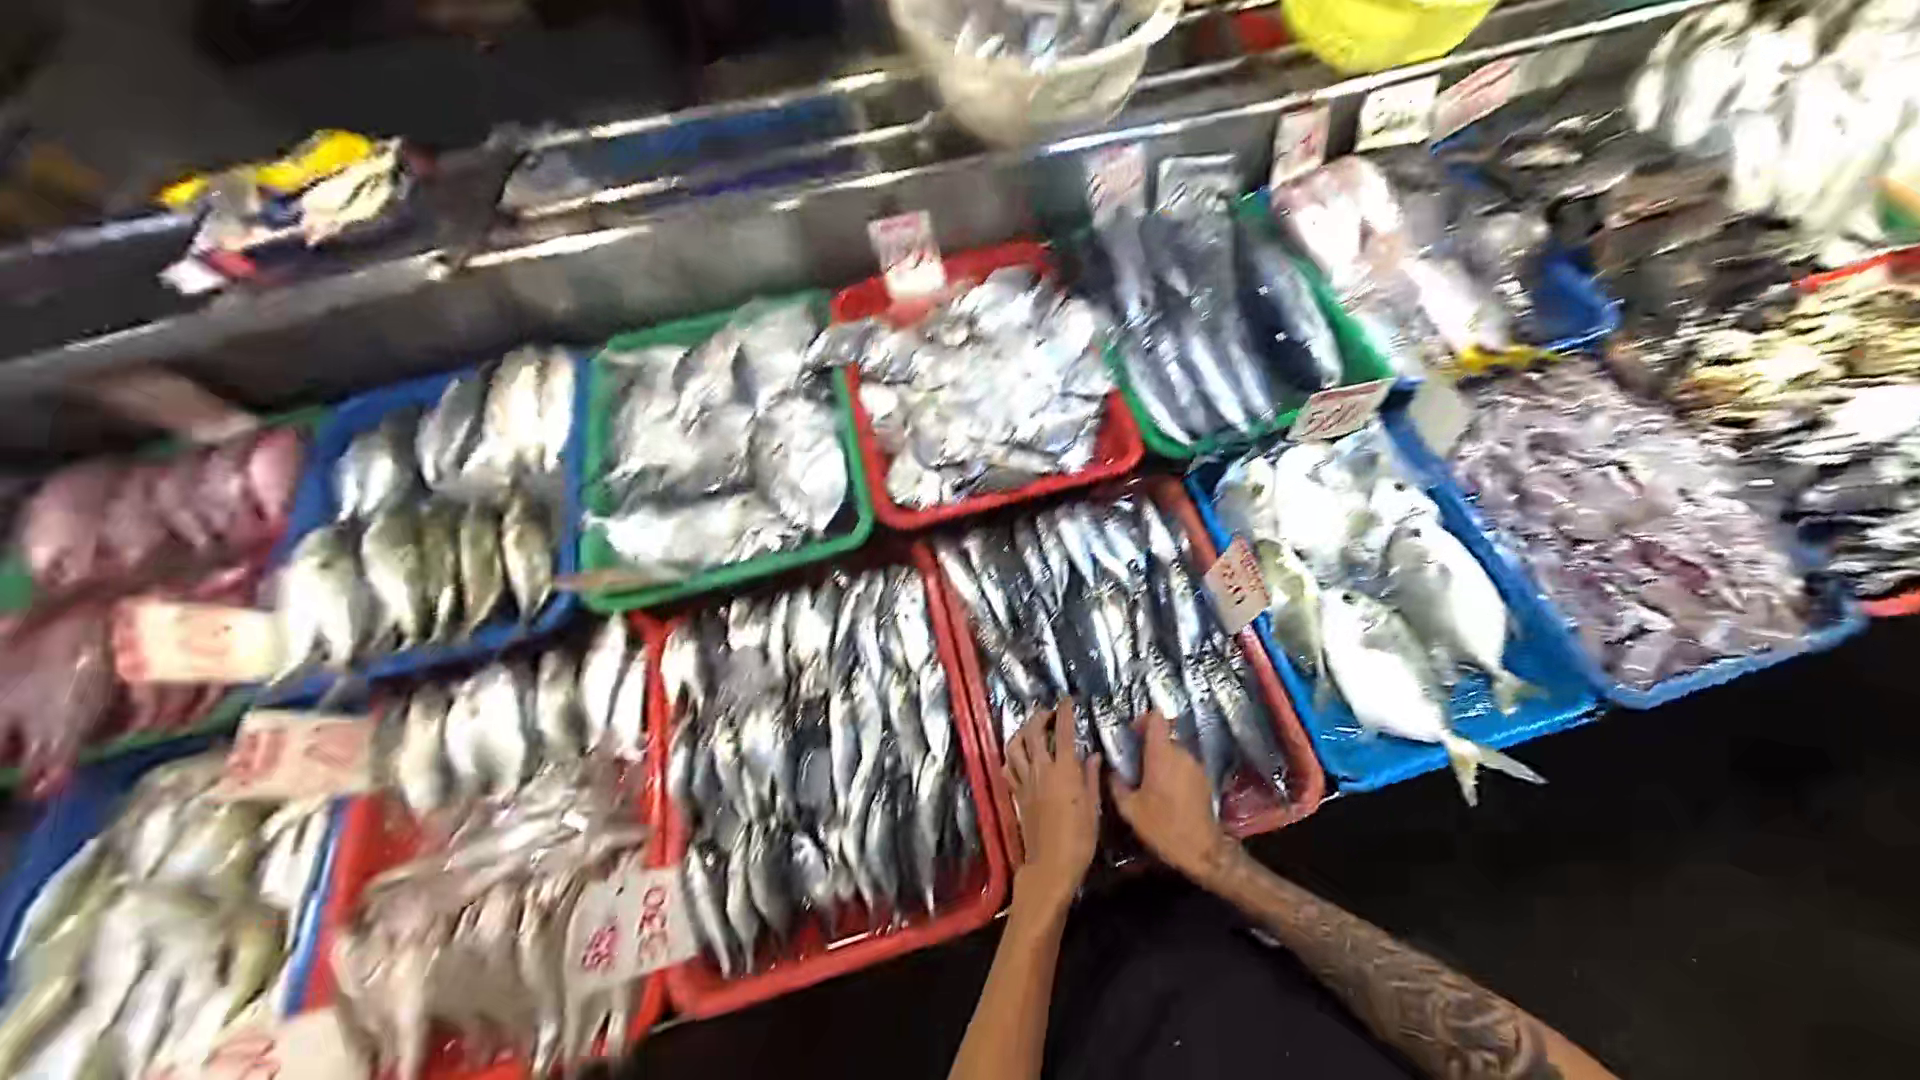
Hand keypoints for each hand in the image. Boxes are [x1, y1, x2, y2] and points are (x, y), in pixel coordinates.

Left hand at [1005, 699, 1101, 915]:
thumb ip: (1091, 777)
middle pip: (1032, 732)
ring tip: (1030, 728)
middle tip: (1049, 712)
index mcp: (1064, 771)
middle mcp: (1041, 770)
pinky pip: (1009, 768)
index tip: (1067, 701)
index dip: (1064, 712)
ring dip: (1021, 731)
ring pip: (1015, 746)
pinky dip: (1012, 756)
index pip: (1062, 732)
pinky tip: (1018, 756)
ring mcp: (1025, 781)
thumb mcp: (1094, 808)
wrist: (1051, 865)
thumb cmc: (1079, 839)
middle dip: (1039, 716)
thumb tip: (1093, 755)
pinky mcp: (1016, 794)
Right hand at [1110, 710, 1240, 886]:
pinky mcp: (1204, 778)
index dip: (1143, 719)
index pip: (1156, 719)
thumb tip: (1113, 772)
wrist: (1202, 850)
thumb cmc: (1163, 827)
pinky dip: (1173, 770)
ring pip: (1174, 751)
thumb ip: (1117, 784)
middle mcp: (1181, 754)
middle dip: (1148, 745)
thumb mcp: (1130, 809)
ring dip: (1161, 759)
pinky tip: (1166, 792)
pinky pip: (1184, 764)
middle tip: (1135, 763)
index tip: (1133, 732)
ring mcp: (1196, 766)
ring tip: (1150, 780)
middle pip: (1163, 736)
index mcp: (1161, 755)